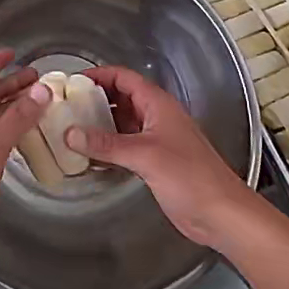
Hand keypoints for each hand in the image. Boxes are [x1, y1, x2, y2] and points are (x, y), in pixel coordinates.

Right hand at [65, 66, 260, 249]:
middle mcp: (157, 117)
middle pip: (122, 98)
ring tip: (73, 128)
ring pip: (123, 123)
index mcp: (158, 104)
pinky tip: (91, 155)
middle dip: (95, 99)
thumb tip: (72, 134)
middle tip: (68, 105)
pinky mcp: (155, 161)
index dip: (99, 75)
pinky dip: (108, 147)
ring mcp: (156, 139)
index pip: (124, 78)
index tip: (74, 81)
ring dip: (100, 124)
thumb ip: (106, 144)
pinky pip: (126, 146)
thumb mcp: (144, 155)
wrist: (220, 213)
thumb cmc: (191, 176)